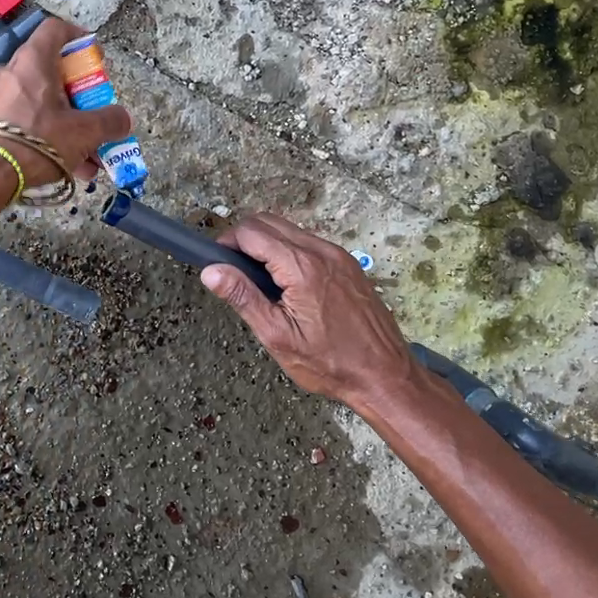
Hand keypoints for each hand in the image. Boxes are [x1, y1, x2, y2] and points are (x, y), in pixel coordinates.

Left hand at [0, 18, 130, 186]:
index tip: (95, 55)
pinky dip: (46, 136)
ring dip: (66, 124)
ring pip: (39, 103)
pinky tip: (65, 167)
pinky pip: (24, 122)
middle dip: (78, 96)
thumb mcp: (83, 133)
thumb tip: (123, 120)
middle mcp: (11, 72)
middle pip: (51, 71)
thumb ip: (109, 122)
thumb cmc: (35, 142)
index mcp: (33, 61)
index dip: (78, 37)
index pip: (55, 29)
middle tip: (94, 115)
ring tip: (87, 155)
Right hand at [198, 214, 418, 409]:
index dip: (228, 244)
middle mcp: (321, 251)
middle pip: (267, 222)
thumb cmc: (330, 363)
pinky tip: (287, 285)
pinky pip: (308, 243)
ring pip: (288, 230)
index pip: (251, 232)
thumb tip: (211, 271)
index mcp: (301, 267)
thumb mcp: (277, 335)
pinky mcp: (348, 264)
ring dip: (266, 245)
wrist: (386, 376)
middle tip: (235, 274)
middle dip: (243, 240)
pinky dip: (288, 251)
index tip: (220, 266)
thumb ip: (243, 297)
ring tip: (260, 283)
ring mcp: (338, 255)